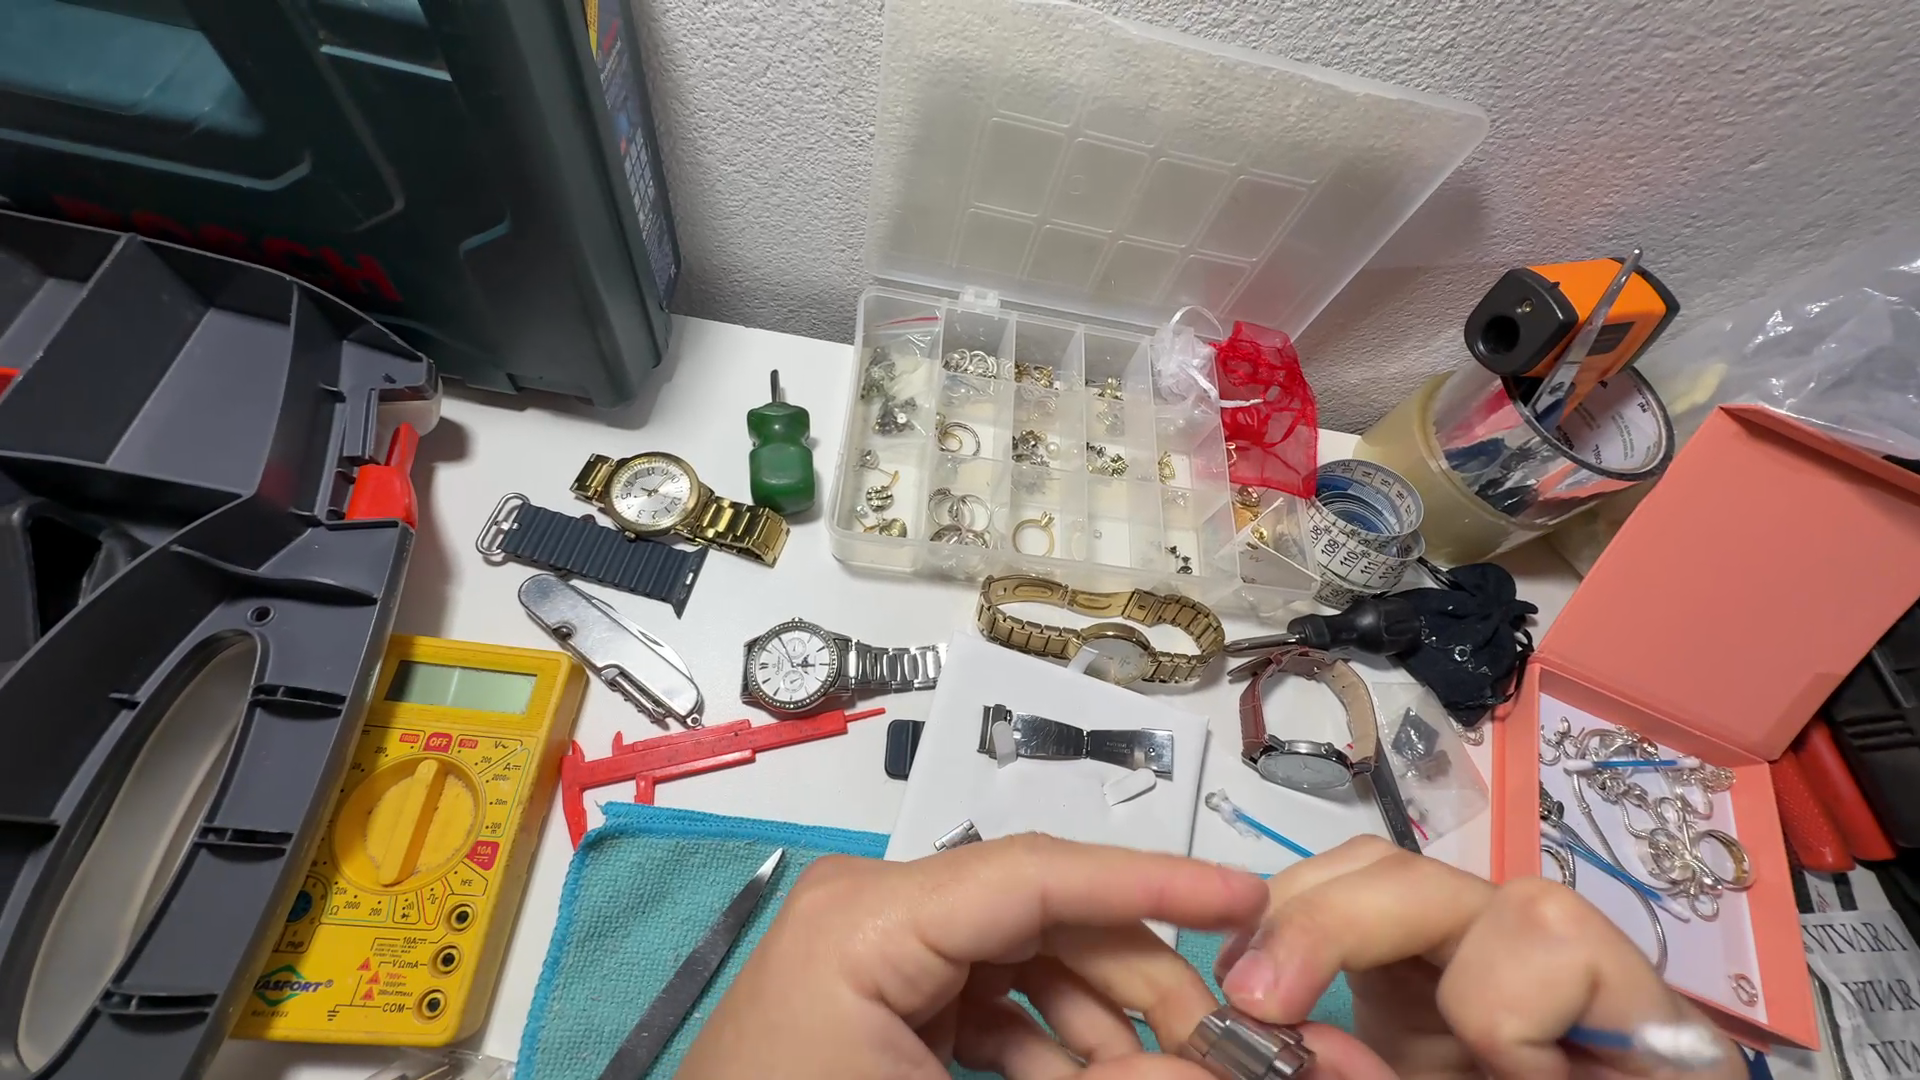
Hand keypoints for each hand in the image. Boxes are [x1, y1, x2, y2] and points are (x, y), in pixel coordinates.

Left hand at [678, 835, 1268, 1078]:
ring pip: (1022, 957)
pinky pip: (986, 995)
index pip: (1034, 872)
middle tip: (1219, 1042)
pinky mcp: (881, 984)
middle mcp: (876, 903)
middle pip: (1040, 915)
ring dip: (1096, 1023)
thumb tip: (1205, 1070)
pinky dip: (1044, 1043)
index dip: (1149, 881)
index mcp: (872, 916)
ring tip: (1156, 1079)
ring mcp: (876, 941)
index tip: (1241, 897)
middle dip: (1134, 977)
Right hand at [1214, 836, 1745, 1078]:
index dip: (1498, 1010)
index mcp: (1615, 1014)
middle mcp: (1535, 950)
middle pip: (1425, 880)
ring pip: (1364, 869)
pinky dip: (1283, 922)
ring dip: (1289, 914)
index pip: (1551, 936)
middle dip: (1324, 926)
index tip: (1481, 1077)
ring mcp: (1461, 940)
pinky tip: (1253, 967)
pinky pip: (1336, 893)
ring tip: (1241, 984)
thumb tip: (1296, 1038)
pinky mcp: (1405, 952)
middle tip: (1250, 996)